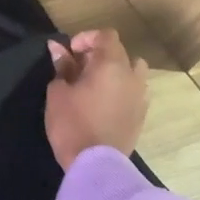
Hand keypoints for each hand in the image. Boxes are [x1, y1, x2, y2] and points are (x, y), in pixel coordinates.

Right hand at [44, 29, 149, 172]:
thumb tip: (57, 48)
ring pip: (132, 72)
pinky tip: (102, 103)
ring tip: (93, 85)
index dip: (86, 38)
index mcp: (111, 65)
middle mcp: (132, 76)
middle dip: (99, 54)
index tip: (69, 53)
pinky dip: (120, 89)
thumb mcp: (58, 91)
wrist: (96, 164)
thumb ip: (62, 66)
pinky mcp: (142, 115)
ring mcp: (141, 97)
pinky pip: (134, 91)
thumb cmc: (72, 123)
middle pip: (121, 52)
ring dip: (114, 71)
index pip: (106, 35)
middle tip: (78, 69)